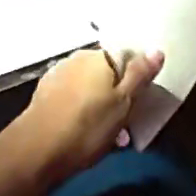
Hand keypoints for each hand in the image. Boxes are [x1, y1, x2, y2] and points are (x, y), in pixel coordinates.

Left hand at [10, 49, 164, 184]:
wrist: (40, 145)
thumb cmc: (88, 125)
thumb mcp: (123, 104)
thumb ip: (139, 76)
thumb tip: (155, 50)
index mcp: (99, 56)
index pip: (125, 56)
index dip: (135, 79)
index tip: (139, 102)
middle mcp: (78, 57)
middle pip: (106, 70)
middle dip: (116, 93)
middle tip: (124, 123)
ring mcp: (59, 71)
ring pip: (89, 83)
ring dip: (99, 102)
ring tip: (104, 133)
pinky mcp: (47, 89)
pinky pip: (73, 93)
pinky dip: (81, 106)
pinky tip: (83, 129)